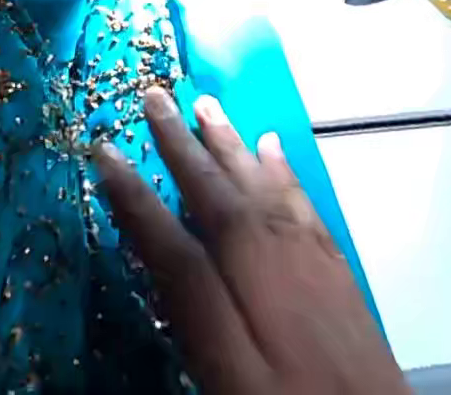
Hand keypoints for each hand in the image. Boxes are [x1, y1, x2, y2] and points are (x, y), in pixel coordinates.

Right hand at [96, 89, 407, 394]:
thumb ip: (198, 339)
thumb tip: (163, 275)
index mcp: (241, 354)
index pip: (180, 263)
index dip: (138, 206)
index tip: (105, 154)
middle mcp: (281, 302)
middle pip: (226, 214)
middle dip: (185, 152)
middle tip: (155, 97)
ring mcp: (321, 287)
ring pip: (267, 201)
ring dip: (232, 148)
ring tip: (206, 105)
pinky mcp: (345, 285)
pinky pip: (309, 215)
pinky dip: (285, 175)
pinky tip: (271, 146)